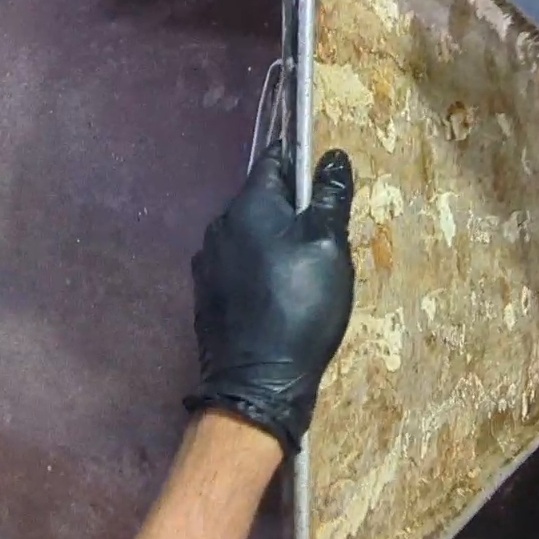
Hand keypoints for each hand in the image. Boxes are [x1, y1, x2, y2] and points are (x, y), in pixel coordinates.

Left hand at [186, 145, 355, 453]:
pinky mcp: (205, 291)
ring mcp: (207, 260)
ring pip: (246, 230)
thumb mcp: (328, 246)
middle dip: (289, 205)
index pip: (274, 160)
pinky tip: (276, 289)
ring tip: (302, 263)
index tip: (323, 181)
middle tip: (322, 229)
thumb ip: (330, 197)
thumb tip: (332, 156)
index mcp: (249, 204)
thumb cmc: (302, 304)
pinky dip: (256, 263)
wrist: (257, 381)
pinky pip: (235, 260)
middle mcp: (219, 224)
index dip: (301, 163)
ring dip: (271, 235)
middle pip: (259, 196)